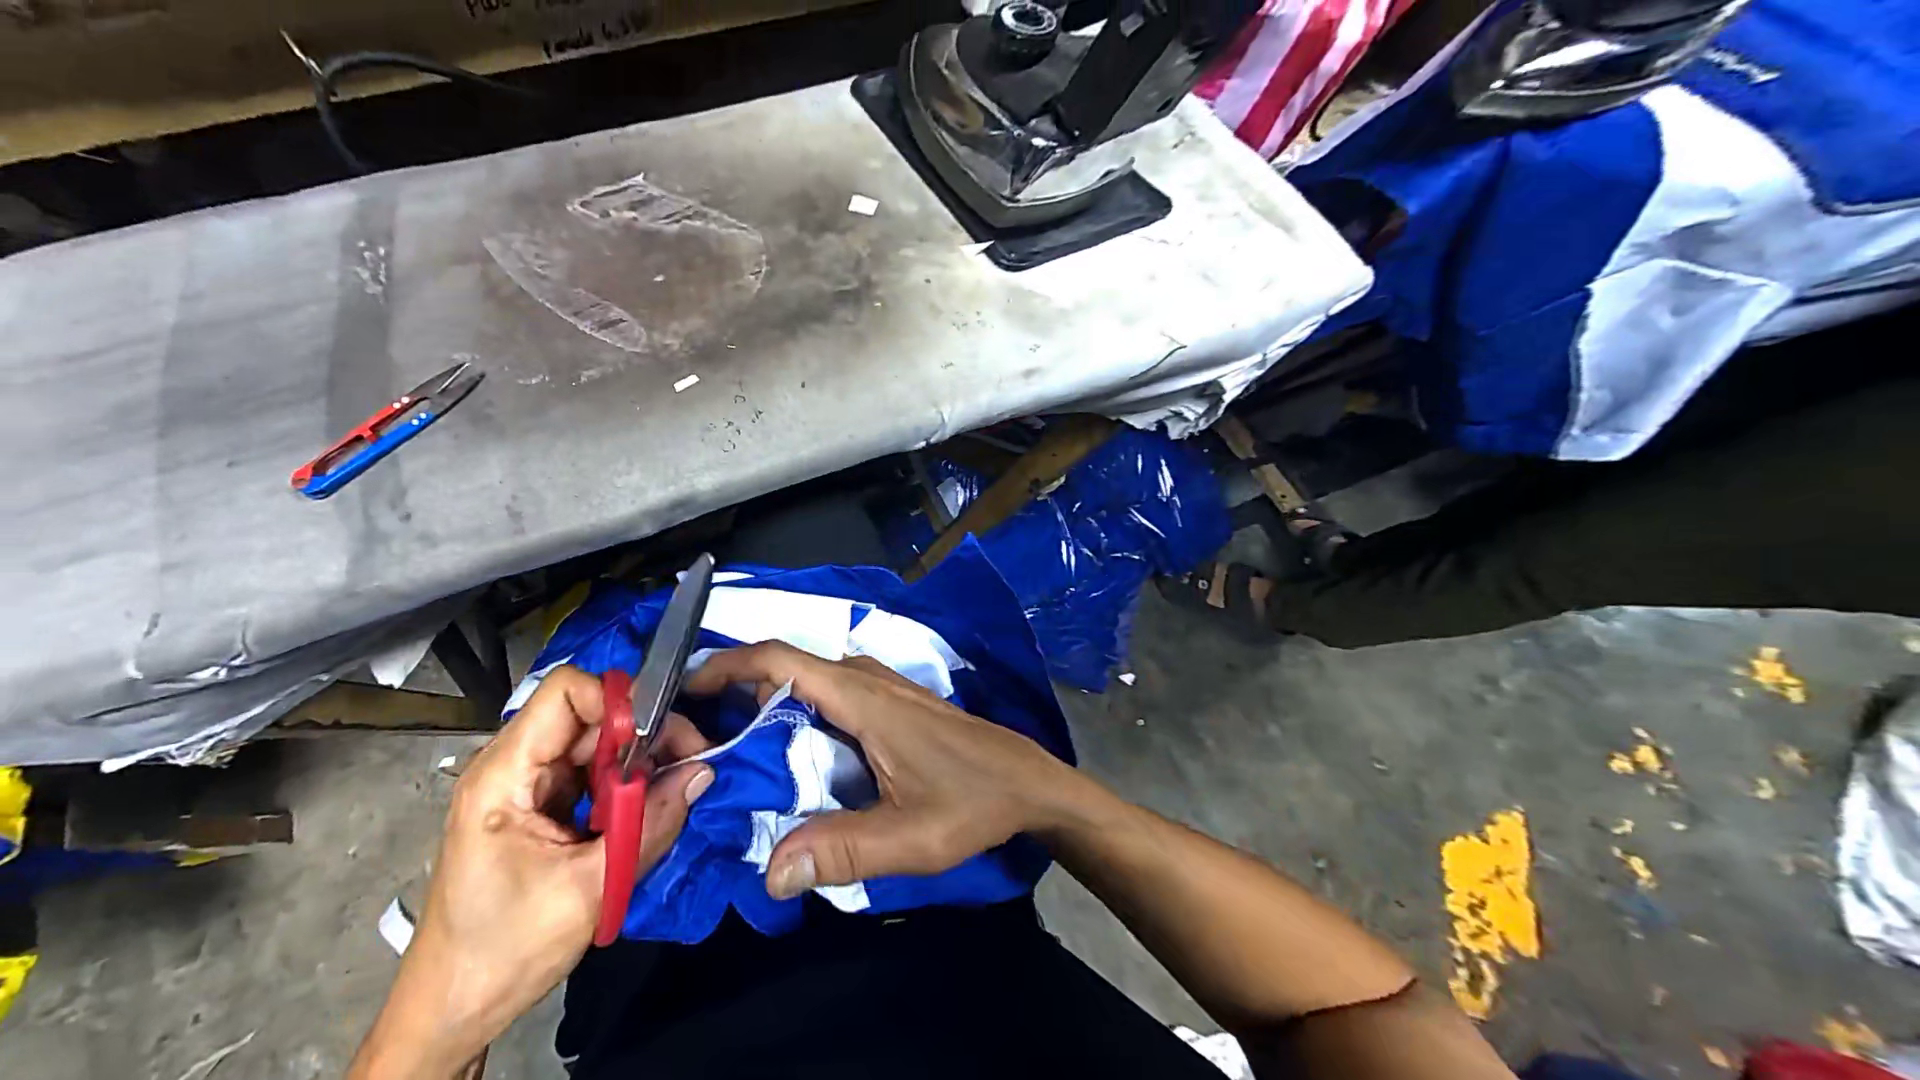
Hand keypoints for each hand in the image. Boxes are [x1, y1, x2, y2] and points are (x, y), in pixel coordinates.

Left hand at [350, 665, 713, 1078]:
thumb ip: (652, 824)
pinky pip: (595, 773)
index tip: (660, 738)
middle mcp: (514, 767)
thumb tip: (703, 771)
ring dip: (641, 758)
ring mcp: (529, 787)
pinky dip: (629, 781)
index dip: (619, 701)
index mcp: (504, 775)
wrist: (454, 1009)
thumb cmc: (506, 950)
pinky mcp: (544, 807)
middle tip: (690, 761)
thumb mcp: (590, 888)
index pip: (566, 693)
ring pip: (598, 743)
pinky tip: (651, 803)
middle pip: (590, 715)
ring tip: (678, 783)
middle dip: (645, 731)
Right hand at [684, 642, 1084, 900]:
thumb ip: (842, 850)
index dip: (728, 663)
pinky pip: (831, 690)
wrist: (1029, 782)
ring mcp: (884, 686)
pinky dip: (798, 706)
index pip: (782, 659)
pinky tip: (790, 747)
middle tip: (698, 733)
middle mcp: (868, 679)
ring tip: (730, 741)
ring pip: (810, 677)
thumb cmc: (973, 801)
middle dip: (737, 689)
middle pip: (788, 666)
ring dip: (767, 698)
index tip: (685, 687)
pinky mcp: (893, 701)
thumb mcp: (910, 837)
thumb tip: (769, 870)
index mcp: (863, 698)